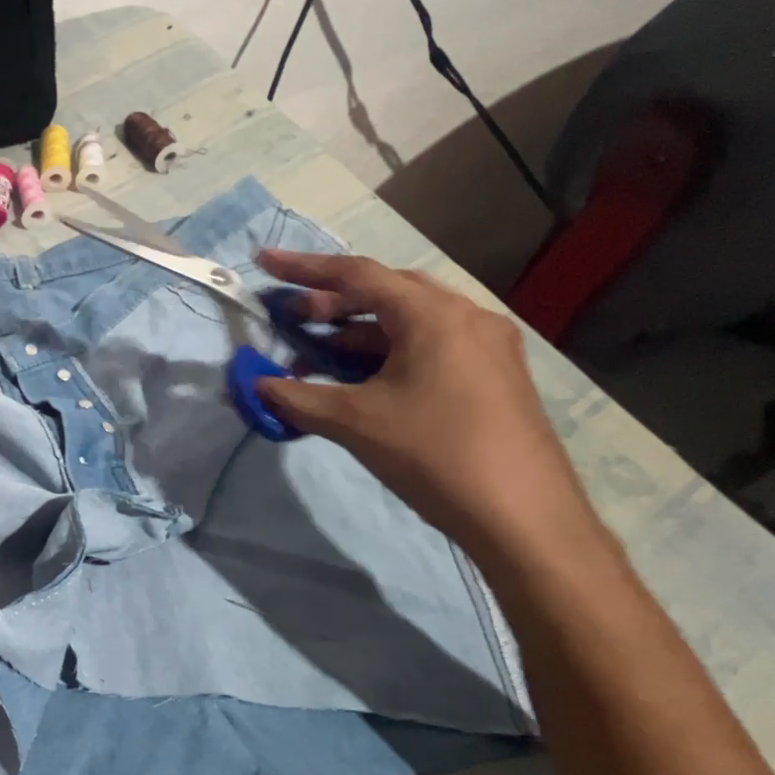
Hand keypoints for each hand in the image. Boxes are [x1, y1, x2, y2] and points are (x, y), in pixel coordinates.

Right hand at [253, 251, 590, 551]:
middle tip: (289, 315)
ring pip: (407, 321)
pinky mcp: (490, 376)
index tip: (264, 261)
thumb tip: (254, 385)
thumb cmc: (433, 453)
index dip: (305, 268)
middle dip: (332, 300)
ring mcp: (484, 347)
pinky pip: (426, 346)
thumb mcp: (353, 422)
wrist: (520, 512)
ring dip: (356, 332)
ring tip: (312, 353)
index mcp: (434, 315)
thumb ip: (295, 397)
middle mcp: (465, 318)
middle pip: (387, 292)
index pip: (358, 275)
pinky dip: (383, 353)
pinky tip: (355, 380)